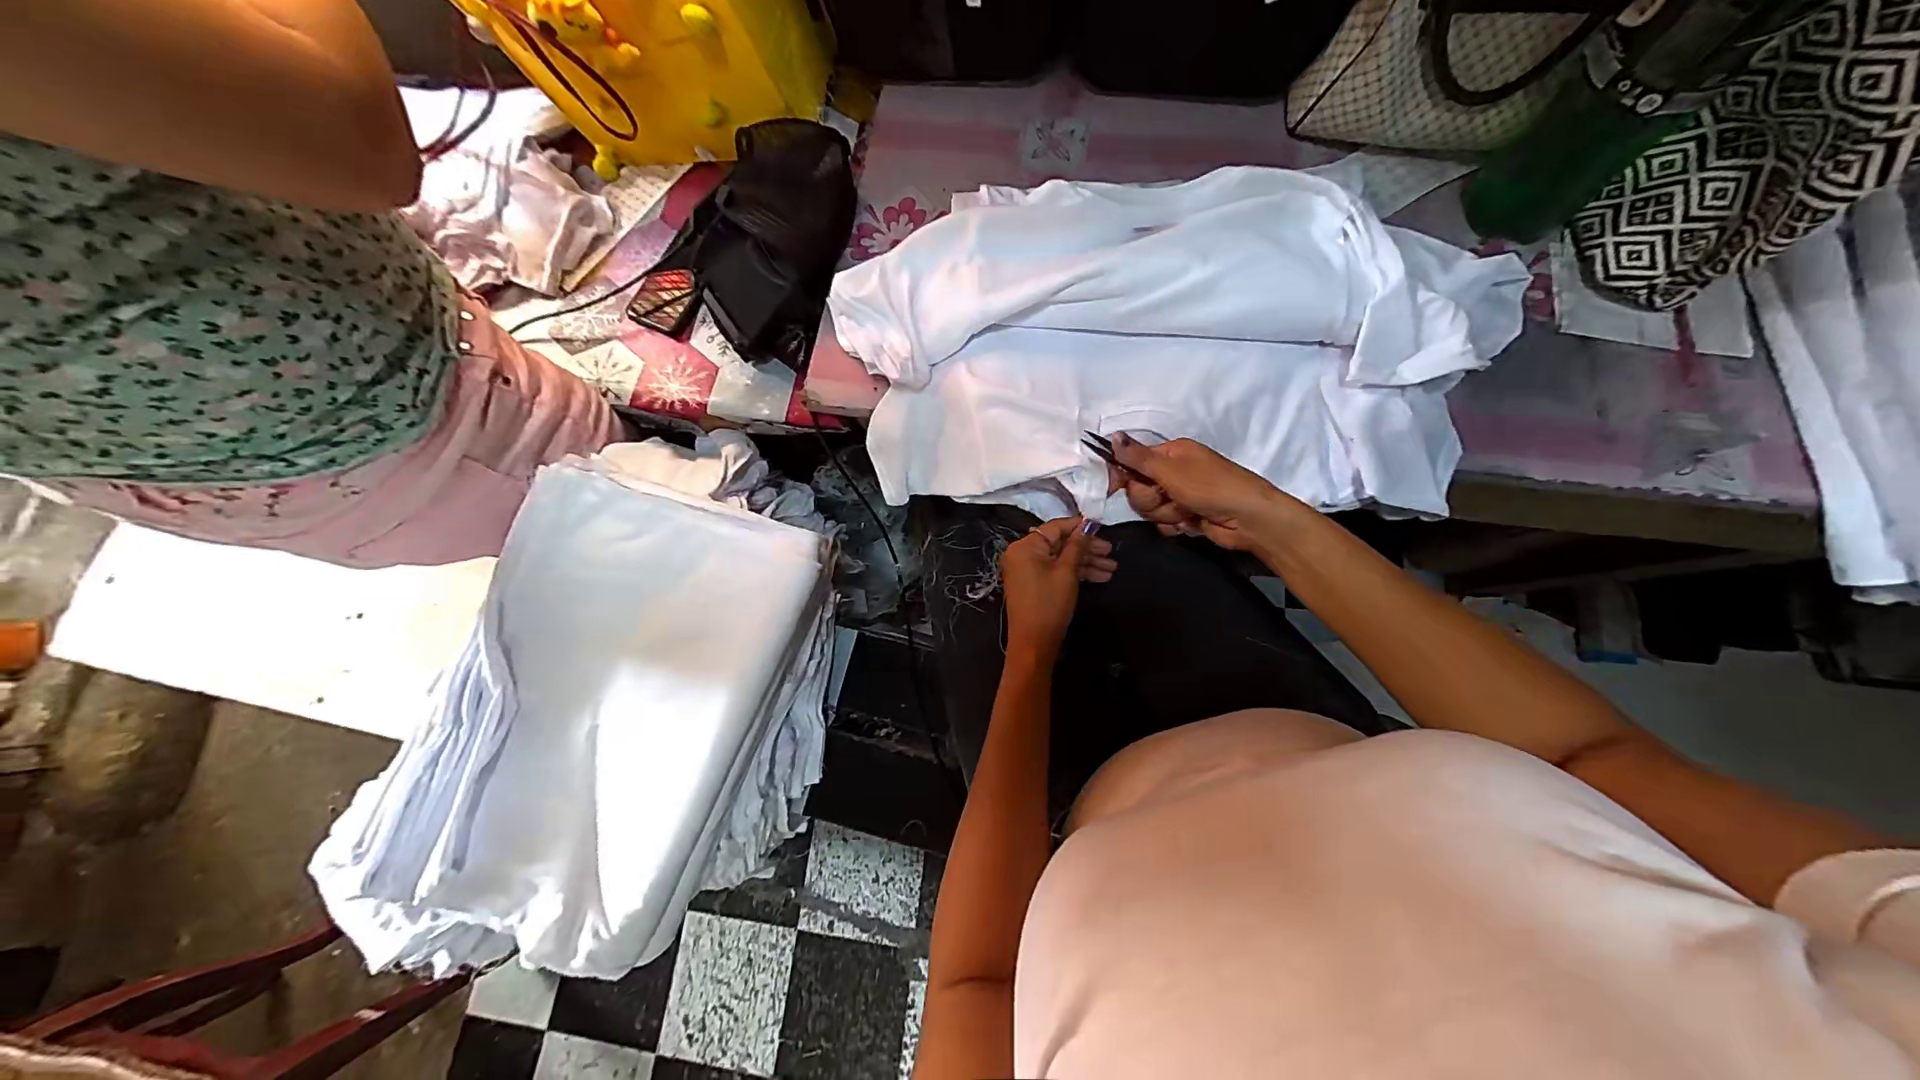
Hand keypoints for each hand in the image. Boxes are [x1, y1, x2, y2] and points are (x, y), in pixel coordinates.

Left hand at [999, 516, 1115, 656]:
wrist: (1034, 643)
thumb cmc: (1049, 604)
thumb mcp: (1067, 572)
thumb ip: (1077, 545)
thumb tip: (1087, 525)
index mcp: (1025, 546)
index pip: (1055, 527)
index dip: (1079, 526)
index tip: (1102, 526)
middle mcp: (1023, 553)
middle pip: (1059, 543)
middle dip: (1087, 548)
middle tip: (1111, 552)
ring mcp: (1027, 569)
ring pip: (1060, 558)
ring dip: (1086, 562)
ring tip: (1112, 568)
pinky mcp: (1034, 583)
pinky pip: (1056, 570)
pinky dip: (1076, 573)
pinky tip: (1100, 577)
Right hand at [1107, 434, 1293, 551]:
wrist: (1248, 518)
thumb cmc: (1211, 486)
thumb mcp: (1170, 469)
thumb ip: (1137, 457)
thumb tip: (1112, 436)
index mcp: (1170, 452)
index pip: (1132, 461)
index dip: (1123, 474)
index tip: (1116, 486)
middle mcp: (1173, 472)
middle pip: (1137, 489)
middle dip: (1150, 499)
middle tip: (1169, 497)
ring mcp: (1179, 495)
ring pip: (1149, 508)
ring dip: (1166, 513)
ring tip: (1187, 511)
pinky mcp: (1185, 516)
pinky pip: (1162, 522)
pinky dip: (1174, 525)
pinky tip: (1191, 522)